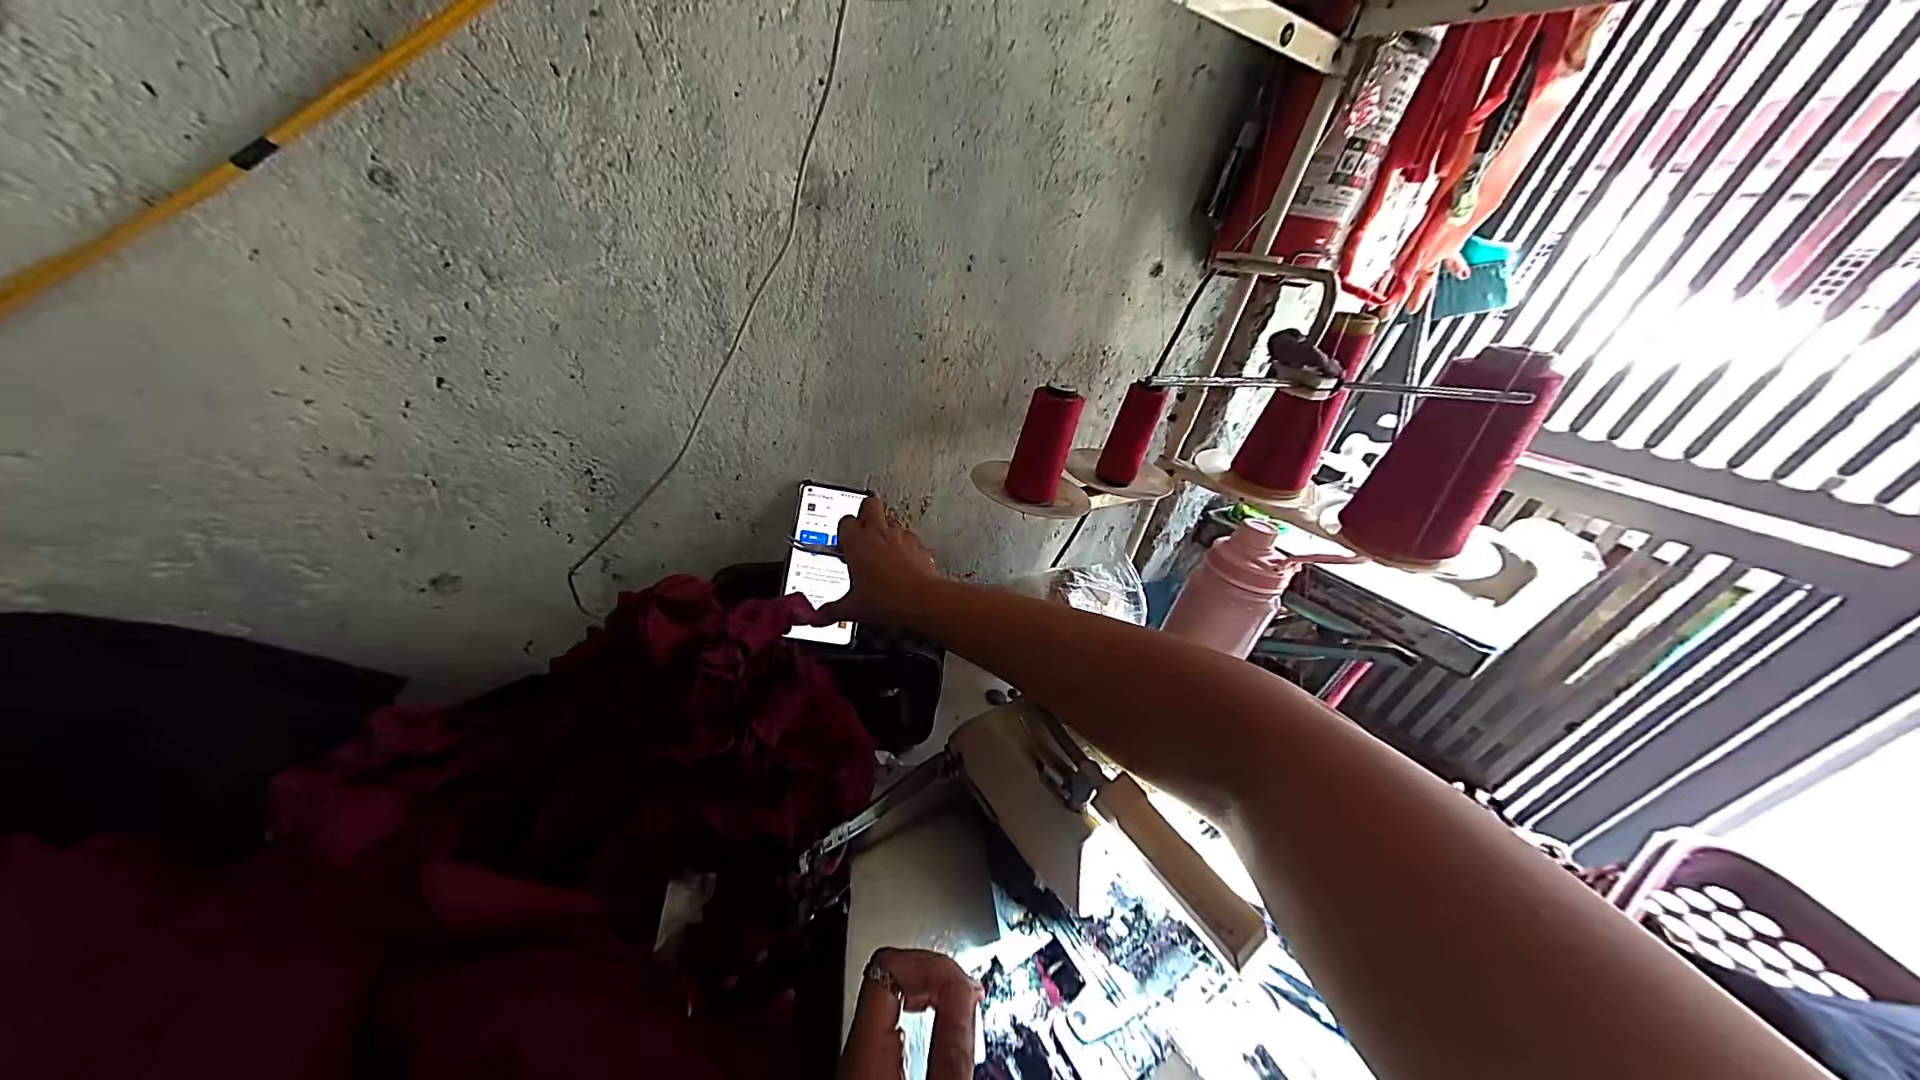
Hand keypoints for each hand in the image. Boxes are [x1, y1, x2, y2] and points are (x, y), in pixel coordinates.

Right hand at [816, 496, 939, 626]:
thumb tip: (819, 617)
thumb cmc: (888, 599)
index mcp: (858, 543)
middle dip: (865, 513)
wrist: (922, 601)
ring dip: (886, 529)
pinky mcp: (919, 546)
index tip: (842, 544)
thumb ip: (831, 611)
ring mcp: (901, 537)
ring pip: (892, 519)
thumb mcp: (852, 609)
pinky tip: (903, 561)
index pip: (845, 522)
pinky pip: (910, 538)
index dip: (843, 531)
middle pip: (871, 504)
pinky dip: (905, 545)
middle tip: (862, 530)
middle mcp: (880, 534)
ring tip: (882, 548)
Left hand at [839, 948, 982, 1079]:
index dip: (931, 963)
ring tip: (964, 1001)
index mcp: (862, 1050)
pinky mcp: (871, 1071)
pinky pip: (893, 1021)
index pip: (888, 963)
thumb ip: (950, 1046)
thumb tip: (965, 988)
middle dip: (935, 971)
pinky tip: (944, 1025)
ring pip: (892, 995)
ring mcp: (860, 1060)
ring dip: (932, 988)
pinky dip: (923, 1010)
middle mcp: (854, 1050)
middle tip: (968, 989)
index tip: (963, 982)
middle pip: (890, 971)